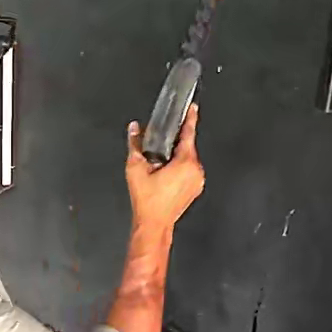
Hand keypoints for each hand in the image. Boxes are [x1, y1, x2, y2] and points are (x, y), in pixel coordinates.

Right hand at [125, 103, 203, 229]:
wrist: (154, 224)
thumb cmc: (148, 201)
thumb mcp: (136, 168)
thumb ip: (135, 144)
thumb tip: (135, 129)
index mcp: (185, 163)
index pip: (189, 134)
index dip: (190, 118)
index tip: (193, 108)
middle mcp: (195, 171)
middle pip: (187, 148)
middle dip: (174, 146)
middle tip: (158, 154)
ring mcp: (197, 181)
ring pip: (188, 161)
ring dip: (176, 160)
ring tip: (159, 170)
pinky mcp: (195, 189)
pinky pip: (189, 172)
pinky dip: (179, 171)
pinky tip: (165, 179)